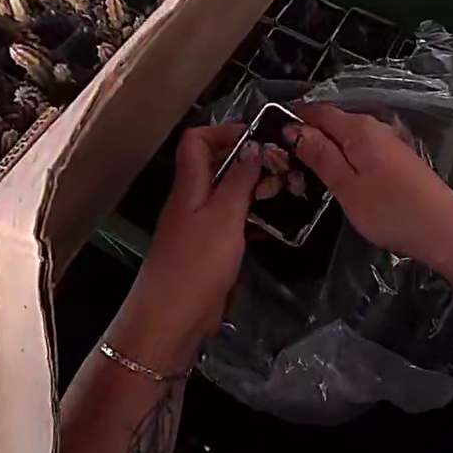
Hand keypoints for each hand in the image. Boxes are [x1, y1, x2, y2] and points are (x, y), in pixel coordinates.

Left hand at [133, 124, 260, 333]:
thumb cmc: (196, 264)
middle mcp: (192, 199)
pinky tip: (274, 223)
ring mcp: (200, 224)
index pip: (196, 140)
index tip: (259, 138)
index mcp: (190, 185)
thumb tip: (253, 145)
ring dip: (253, 188)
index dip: (225, 131)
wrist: (170, 321)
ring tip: (283, 192)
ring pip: (227, 192)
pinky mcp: (210, 248)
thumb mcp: (224, 216)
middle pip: (216, 164)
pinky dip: (252, 216)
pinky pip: (232, 220)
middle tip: (279, 168)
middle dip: (249, 159)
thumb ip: (239, 180)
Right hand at [287, 104, 452, 265]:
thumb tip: (292, 128)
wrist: (442, 228)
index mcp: (358, 128)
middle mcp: (374, 127)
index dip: (292, 118)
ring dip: (323, 149)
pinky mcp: (395, 159)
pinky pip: (359, 150)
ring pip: (345, 137)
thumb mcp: (346, 185)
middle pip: (331, 122)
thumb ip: (319, 154)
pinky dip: (342, 158)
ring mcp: (387, 142)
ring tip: (300, 171)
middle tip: (279, 161)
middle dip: (305, 135)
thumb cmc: (390, 209)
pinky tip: (334, 177)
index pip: (317, 110)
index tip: (268, 135)